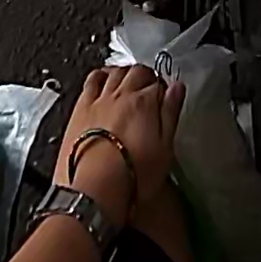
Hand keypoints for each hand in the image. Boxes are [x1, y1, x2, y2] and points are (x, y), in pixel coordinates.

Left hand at [54, 65, 185, 224]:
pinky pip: (92, 80)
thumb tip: (178, 88)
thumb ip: (171, 115)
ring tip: (130, 79)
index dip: (164, 89)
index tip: (166, 97)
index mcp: (145, 103)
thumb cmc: (134, 175)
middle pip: (137, 72)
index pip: (158, 85)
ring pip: (116, 72)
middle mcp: (122, 94)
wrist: (95, 188)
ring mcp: (101, 98)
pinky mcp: (82, 106)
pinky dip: (101, 74)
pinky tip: (104, 77)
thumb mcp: (164, 150)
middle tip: (150, 85)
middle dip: (146, 76)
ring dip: (125, 72)